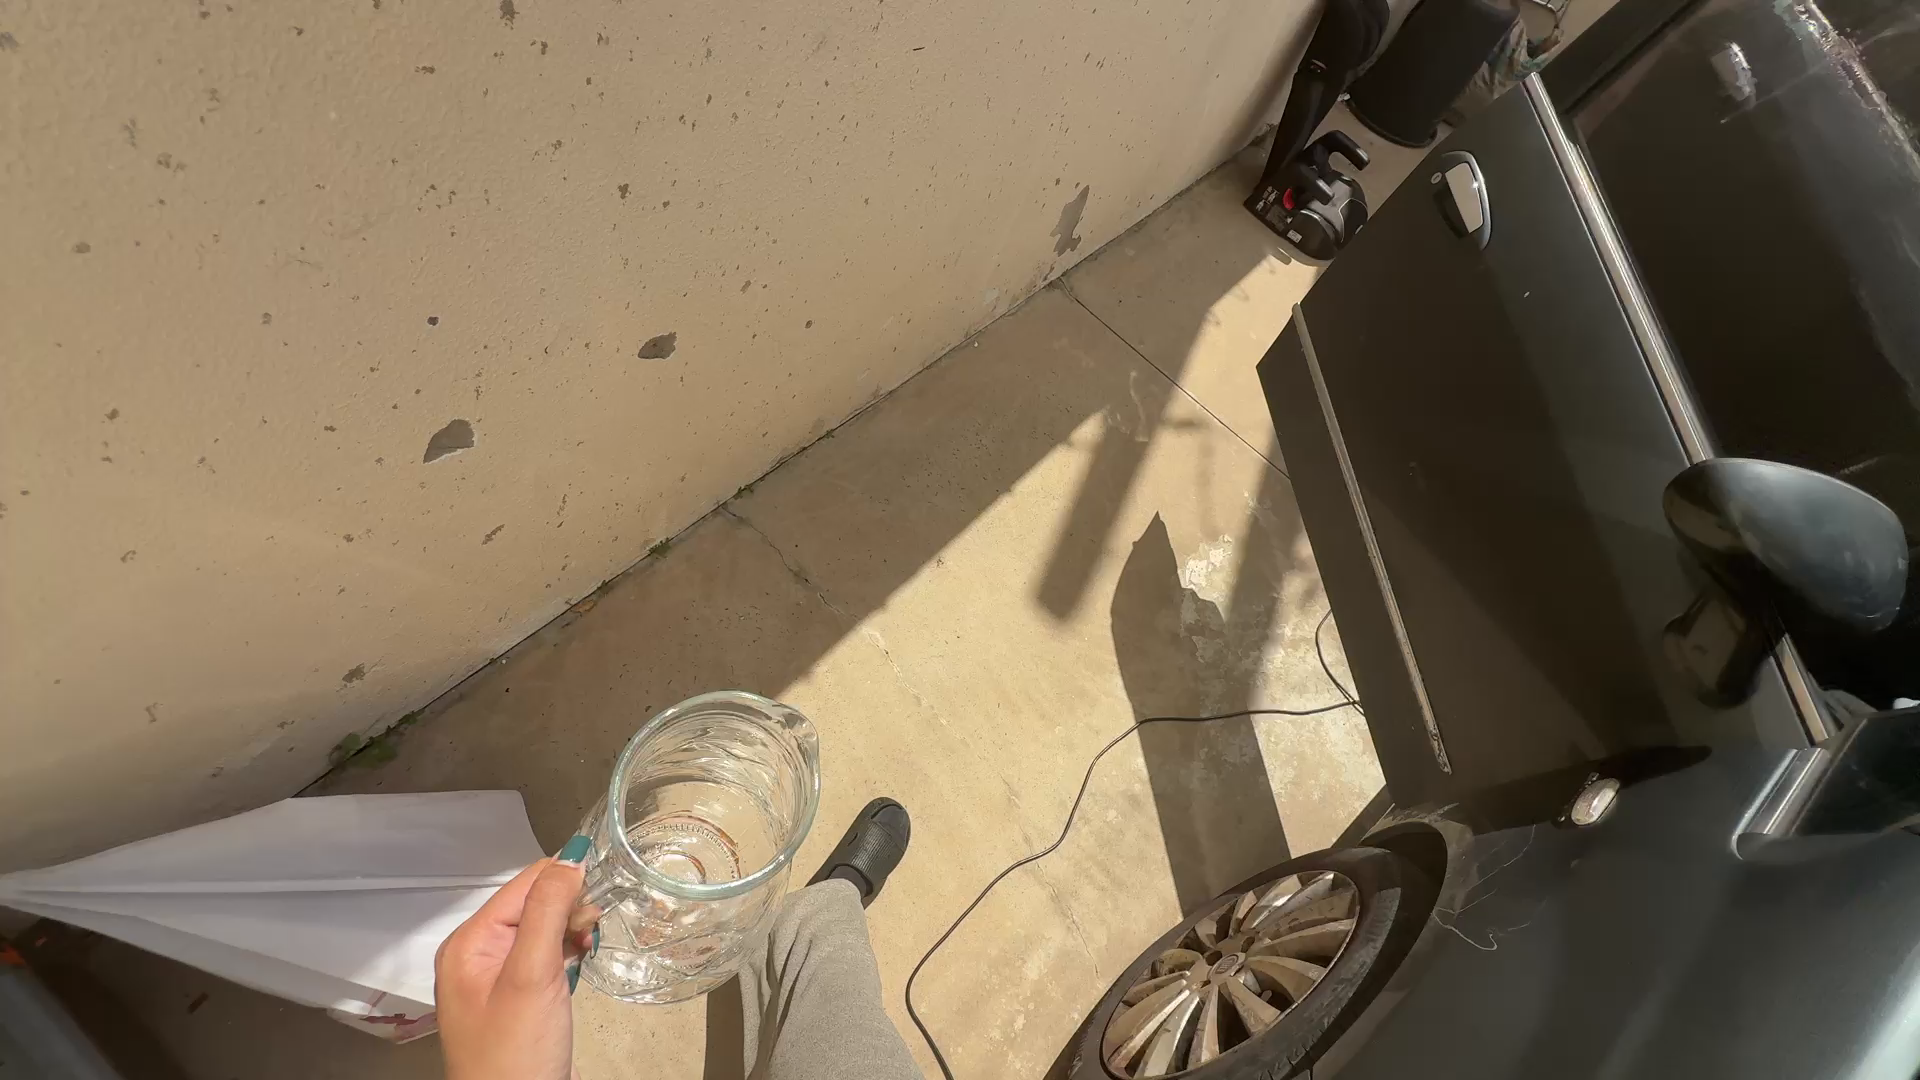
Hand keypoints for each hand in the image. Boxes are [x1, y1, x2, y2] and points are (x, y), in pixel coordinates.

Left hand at [435, 849, 595, 1079]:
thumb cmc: (517, 1049)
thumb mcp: (533, 974)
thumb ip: (548, 910)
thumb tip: (572, 856)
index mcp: (470, 941)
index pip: (526, 882)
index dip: (564, 885)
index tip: (593, 906)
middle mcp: (478, 950)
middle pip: (536, 899)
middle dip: (570, 908)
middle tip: (588, 935)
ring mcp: (496, 972)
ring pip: (546, 921)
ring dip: (573, 926)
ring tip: (586, 948)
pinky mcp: (517, 990)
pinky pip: (547, 947)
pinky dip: (568, 946)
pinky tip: (580, 957)